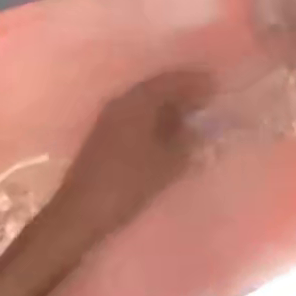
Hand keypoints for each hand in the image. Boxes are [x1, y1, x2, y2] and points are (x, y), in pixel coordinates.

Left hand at [46, 70, 214, 240]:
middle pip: (157, 88)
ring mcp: (110, 119)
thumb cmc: (127, 184)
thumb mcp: (168, 163)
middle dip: (183, 91)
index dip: (195, 81)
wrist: (79, 214)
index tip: (216, 84)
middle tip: (208, 97)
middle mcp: (121, 102)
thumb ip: (189, 141)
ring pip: (146, 102)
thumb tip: (203, 128)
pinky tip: (169, 131)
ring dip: (170, 105)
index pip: (171, 81)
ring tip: (194, 114)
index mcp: (137, 102)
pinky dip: (156, 118)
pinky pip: (138, 115)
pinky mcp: (105, 136)